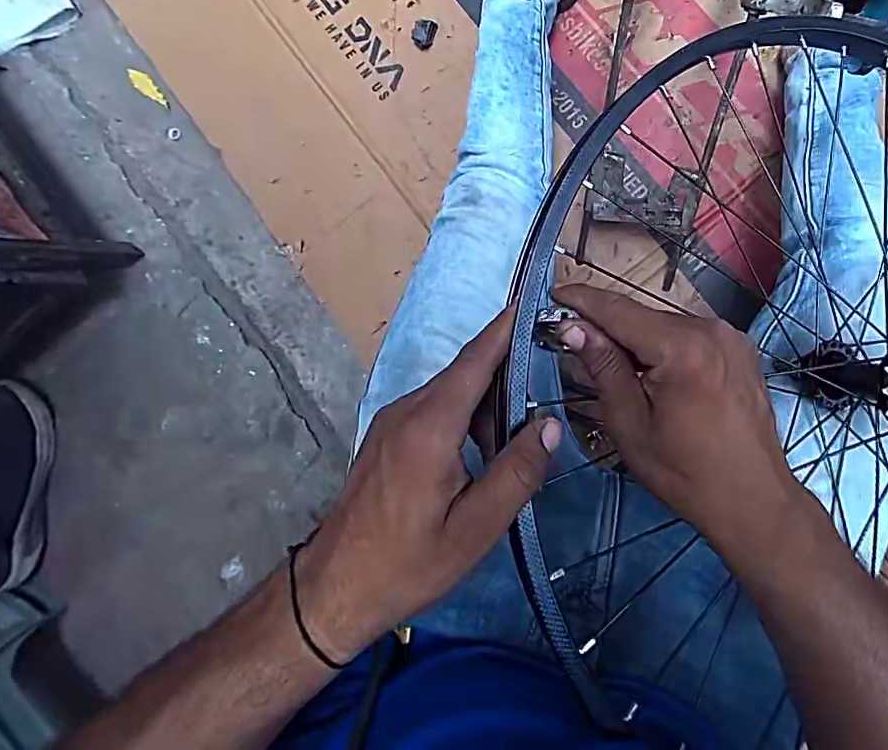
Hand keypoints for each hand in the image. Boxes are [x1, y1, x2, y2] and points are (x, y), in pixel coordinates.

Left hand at [295, 311, 561, 660]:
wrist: (337, 584)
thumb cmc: (409, 561)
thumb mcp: (476, 528)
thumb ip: (517, 472)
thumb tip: (550, 425)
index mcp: (431, 425)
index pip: (475, 361)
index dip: (503, 330)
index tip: (530, 304)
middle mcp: (407, 409)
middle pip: (463, 374)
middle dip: (504, 373)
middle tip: (544, 387)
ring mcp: (391, 419)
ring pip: (448, 392)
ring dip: (484, 402)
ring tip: (515, 435)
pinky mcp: (386, 434)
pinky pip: (431, 408)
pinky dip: (461, 415)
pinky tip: (478, 448)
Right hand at [552, 284, 802, 561]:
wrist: (756, 502)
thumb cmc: (685, 473)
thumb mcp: (629, 424)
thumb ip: (603, 366)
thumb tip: (572, 326)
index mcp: (683, 348)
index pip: (618, 309)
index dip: (580, 300)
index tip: (552, 295)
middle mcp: (711, 329)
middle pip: (640, 315)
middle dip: (604, 324)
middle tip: (570, 340)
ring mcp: (730, 336)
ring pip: (661, 323)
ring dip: (632, 336)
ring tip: (609, 362)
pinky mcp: (738, 347)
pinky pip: (685, 333)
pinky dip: (659, 344)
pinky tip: (649, 371)